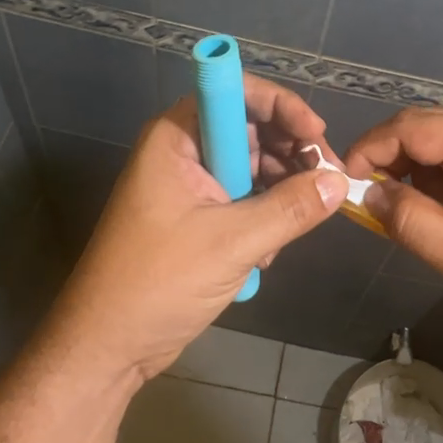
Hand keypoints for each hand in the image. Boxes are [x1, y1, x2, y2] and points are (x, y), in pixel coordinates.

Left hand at [43, 78, 346, 384]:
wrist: (104, 349)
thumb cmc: (157, 284)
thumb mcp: (231, 243)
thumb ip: (289, 209)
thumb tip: (339, 182)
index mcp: (176, 137)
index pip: (235, 93)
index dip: (280, 105)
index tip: (316, 135)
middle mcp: (182, 150)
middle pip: (249, 127)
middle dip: (290, 150)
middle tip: (327, 179)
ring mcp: (188, 185)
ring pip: (250, 164)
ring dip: (281, 187)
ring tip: (305, 218)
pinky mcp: (195, 217)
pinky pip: (242, 197)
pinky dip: (265, 214)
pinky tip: (273, 249)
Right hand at [346, 109, 442, 345]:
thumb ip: (410, 221)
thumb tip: (369, 194)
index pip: (408, 126)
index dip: (369, 149)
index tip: (343, 184)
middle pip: (422, 129)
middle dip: (387, 161)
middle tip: (366, 205)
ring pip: (438, 147)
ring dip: (411, 175)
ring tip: (398, 218)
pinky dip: (435, 184)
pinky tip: (432, 217)